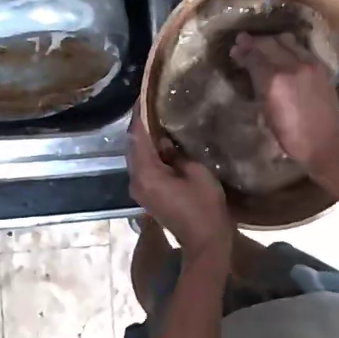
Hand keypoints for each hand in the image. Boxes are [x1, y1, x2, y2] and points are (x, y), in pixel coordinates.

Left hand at [126, 116, 231, 260]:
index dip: (140, 114)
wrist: (204, 242)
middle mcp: (136, 180)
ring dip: (145, 138)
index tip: (144, 94)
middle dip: (141, 124)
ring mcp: (140, 190)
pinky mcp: (148, 195)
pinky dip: (150, 152)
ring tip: (159, 118)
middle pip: (133, 146)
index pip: (138, 136)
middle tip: (153, 103)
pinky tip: (163, 142)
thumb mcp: (197, 173)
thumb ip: (177, 153)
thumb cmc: (205, 207)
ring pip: (137, 157)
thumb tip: (164, 140)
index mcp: (147, 173)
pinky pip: (144, 167)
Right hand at [230, 33, 338, 170]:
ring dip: (271, 40)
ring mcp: (308, 63)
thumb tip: (251, 72)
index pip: (254, 57)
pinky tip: (282, 50)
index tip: (234, 50)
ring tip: (262, 43)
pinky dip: (288, 46)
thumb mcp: (266, 114)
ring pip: (286, 41)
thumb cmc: (291, 136)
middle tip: (242, 41)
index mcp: (274, 82)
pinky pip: (301, 48)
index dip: (242, 52)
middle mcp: (291, 66)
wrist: (325, 141)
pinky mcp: (320, 66)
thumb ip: (259, 88)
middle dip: (253, 42)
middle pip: (268, 44)